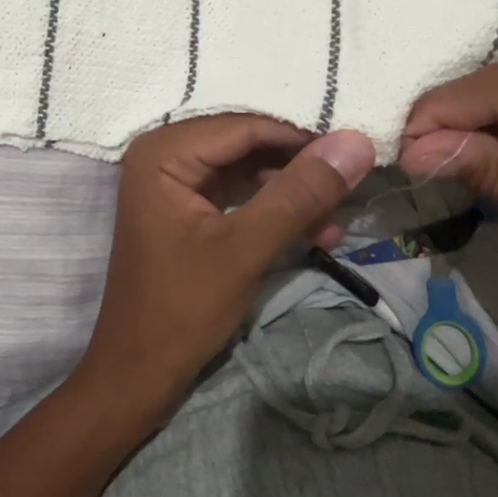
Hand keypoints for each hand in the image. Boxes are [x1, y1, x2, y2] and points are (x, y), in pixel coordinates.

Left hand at [73, 115, 374, 415]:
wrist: (138, 371)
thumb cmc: (181, 308)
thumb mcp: (245, 249)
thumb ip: (299, 194)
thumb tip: (356, 142)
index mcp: (163, 151)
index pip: (246, 125)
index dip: (303, 134)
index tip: (359, 149)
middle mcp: (164, 153)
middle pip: (247, 143)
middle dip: (300, 165)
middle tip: (355, 184)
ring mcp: (174, 181)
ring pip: (248, 168)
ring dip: (294, 191)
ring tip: (338, 218)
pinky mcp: (187, 207)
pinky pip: (240, 192)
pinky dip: (276, 209)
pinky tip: (317, 231)